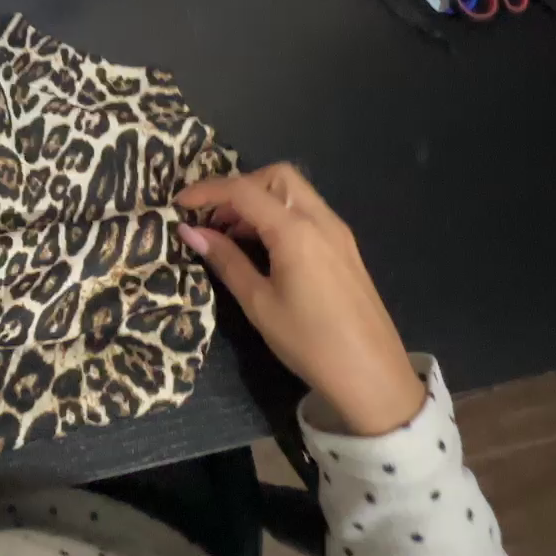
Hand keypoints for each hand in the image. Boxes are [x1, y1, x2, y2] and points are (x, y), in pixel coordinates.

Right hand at [176, 163, 424, 435]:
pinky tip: (262, 245)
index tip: (179, 204)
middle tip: (214, 217)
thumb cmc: (311, 343)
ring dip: (258, 199)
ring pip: (292, 191)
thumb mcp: (259, 303)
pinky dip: (278, 214)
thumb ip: (225, 260)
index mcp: (295, 231)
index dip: (206, 191)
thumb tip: (189, 231)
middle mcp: (319, 219)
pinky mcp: (344, 246)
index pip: (243, 190)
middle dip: (239, 186)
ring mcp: (336, 231)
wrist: (376, 380)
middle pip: (275, 176)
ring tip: (231, 234)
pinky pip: (306, 211)